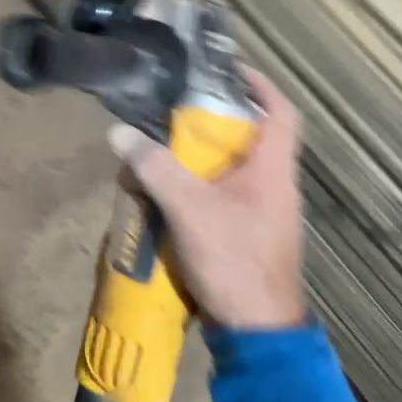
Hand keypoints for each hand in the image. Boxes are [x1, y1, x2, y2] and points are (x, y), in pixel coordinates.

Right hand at [107, 68, 306, 330]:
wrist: (257, 333)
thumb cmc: (234, 260)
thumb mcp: (188, 208)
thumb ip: (154, 166)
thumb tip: (119, 132)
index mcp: (273, 172)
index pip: (282, 115)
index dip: (260, 85)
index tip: (227, 68)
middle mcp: (273, 187)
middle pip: (250, 138)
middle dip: (212, 120)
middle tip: (173, 108)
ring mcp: (261, 213)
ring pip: (231, 168)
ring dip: (198, 156)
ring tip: (158, 148)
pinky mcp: (245, 234)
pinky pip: (220, 194)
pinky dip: (194, 185)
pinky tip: (164, 191)